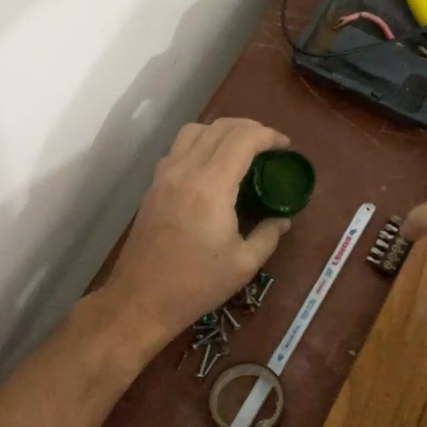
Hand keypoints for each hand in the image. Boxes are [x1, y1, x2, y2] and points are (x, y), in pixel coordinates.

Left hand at [100, 118, 291, 342]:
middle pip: (219, 128)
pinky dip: (201, 143)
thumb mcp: (243, 264)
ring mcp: (164, 175)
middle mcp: (185, 171)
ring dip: (222, 131)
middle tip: (268, 145)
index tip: (285, 146)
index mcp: (211, 187)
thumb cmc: (197, 284)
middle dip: (249, 128)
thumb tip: (283, 220)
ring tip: (240, 148)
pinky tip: (213, 165)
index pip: (242, 140)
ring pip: (194, 130)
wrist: (141, 299)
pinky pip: (179, 148)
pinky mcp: (153, 186)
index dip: (268, 135)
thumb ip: (268, 235)